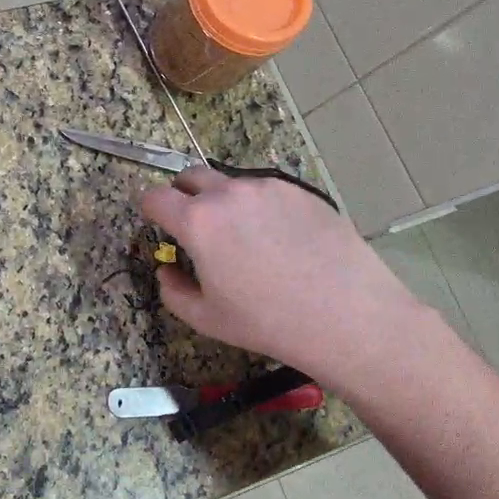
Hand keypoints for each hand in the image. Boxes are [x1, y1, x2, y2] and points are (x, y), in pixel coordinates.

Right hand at [139, 168, 437, 391]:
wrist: (350, 316)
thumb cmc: (269, 322)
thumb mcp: (207, 318)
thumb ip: (172, 290)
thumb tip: (167, 269)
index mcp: (198, 221)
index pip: (154, 197)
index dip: (148, 209)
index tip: (156, 223)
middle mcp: (229, 193)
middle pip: (190, 177)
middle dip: (183, 195)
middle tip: (195, 227)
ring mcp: (268, 188)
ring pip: (231, 184)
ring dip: (224, 202)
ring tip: (246, 240)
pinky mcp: (301, 191)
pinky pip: (267, 192)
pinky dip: (261, 208)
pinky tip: (282, 241)